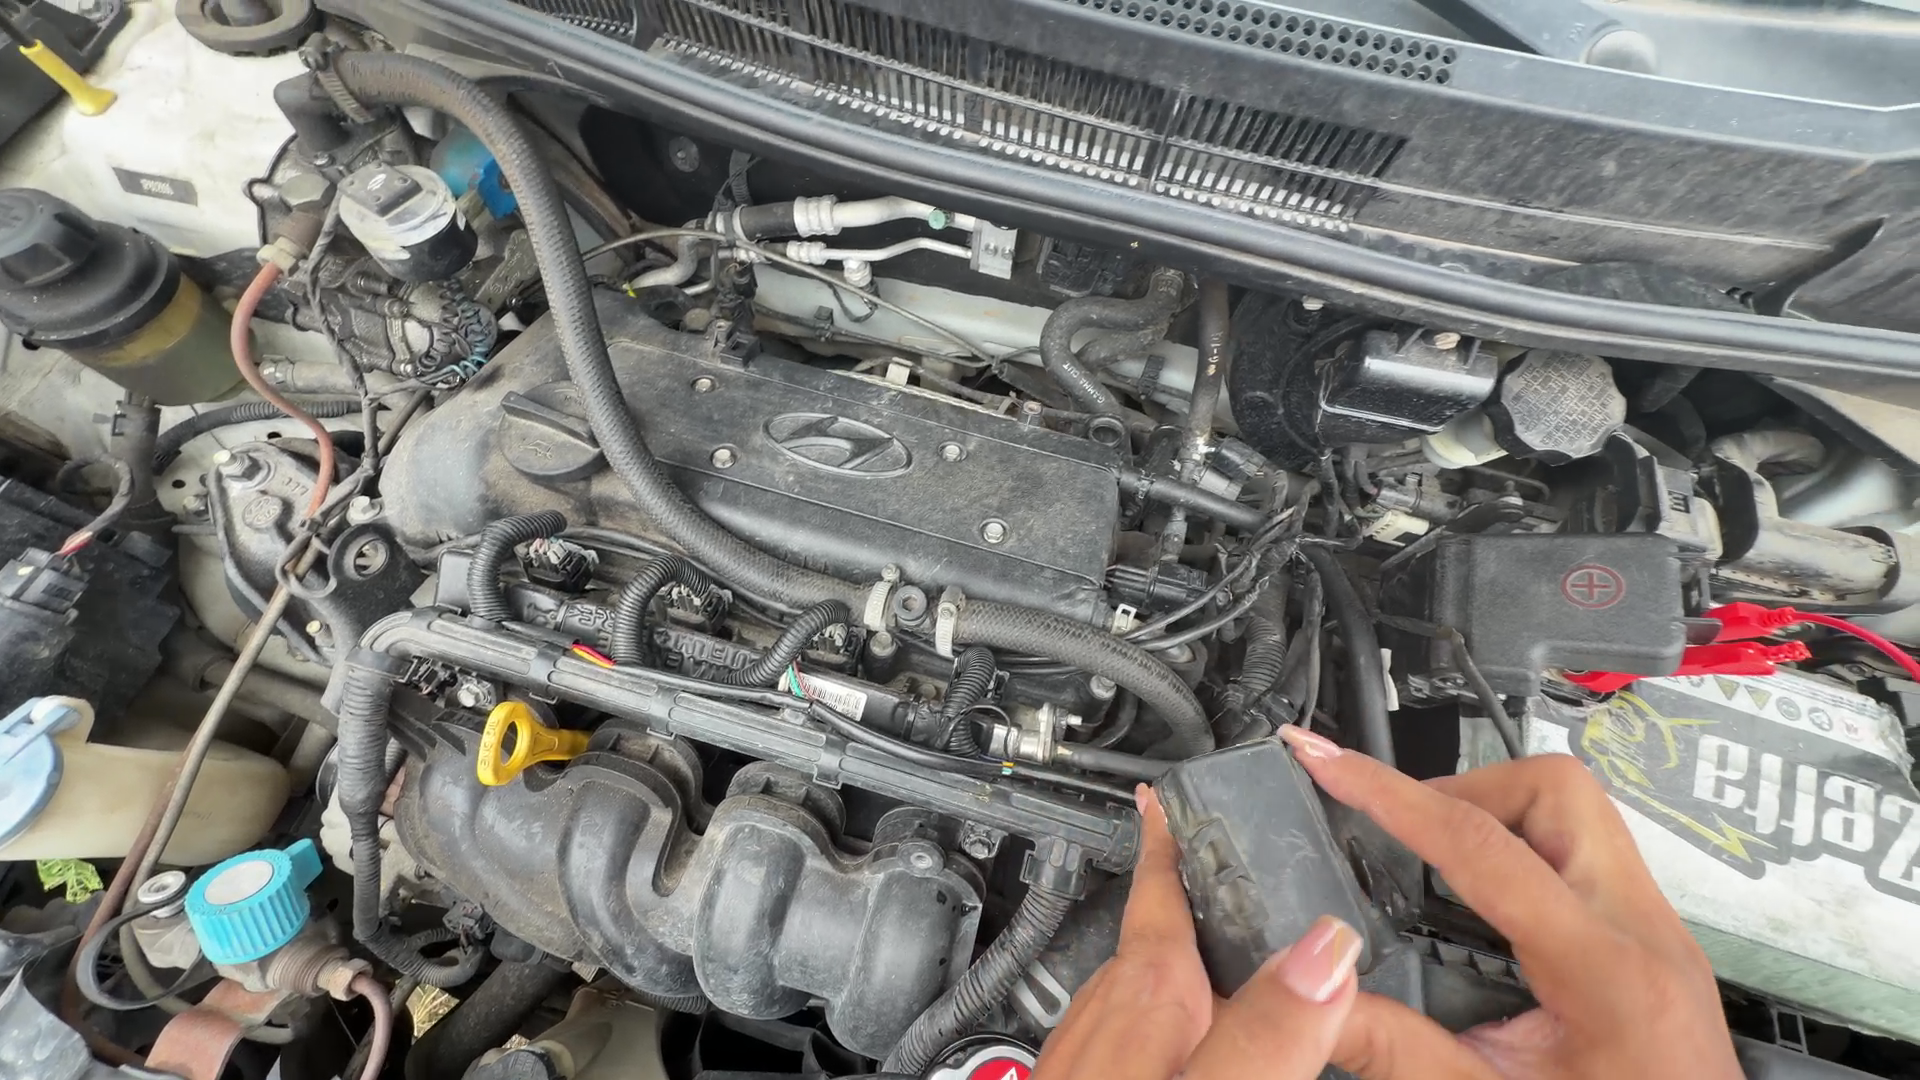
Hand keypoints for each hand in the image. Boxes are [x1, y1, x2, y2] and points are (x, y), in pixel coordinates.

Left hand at [1032, 786, 1367, 1079]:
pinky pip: (1135, 1025)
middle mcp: (1108, 1009)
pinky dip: (1169, 1008)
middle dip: (1188, 891)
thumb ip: (1270, 1028)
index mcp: (1145, 994)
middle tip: (1226, 866)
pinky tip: (1194, 1035)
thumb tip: (1330, 950)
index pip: (1159, 884)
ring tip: (1223, 942)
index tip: (1167, 793)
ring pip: (1143, 978)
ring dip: (1181, 950)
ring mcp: (1091, 1051)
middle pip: (1154, 924)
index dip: (1166, 835)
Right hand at [1275, 725, 1744, 1079]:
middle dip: (1458, 787)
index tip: (1320, 757)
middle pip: (1552, 789)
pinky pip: (1568, 842)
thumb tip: (1309, 979)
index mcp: (1608, 975)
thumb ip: (1392, 1048)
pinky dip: (1505, 838)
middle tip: (1398, 829)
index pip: (1481, 844)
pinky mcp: (1643, 932)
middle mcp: (1645, 931)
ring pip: (1564, 803)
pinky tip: (1468, 887)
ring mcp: (1653, 927)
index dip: (1386, 791)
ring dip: (1483, 808)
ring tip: (1427, 854)